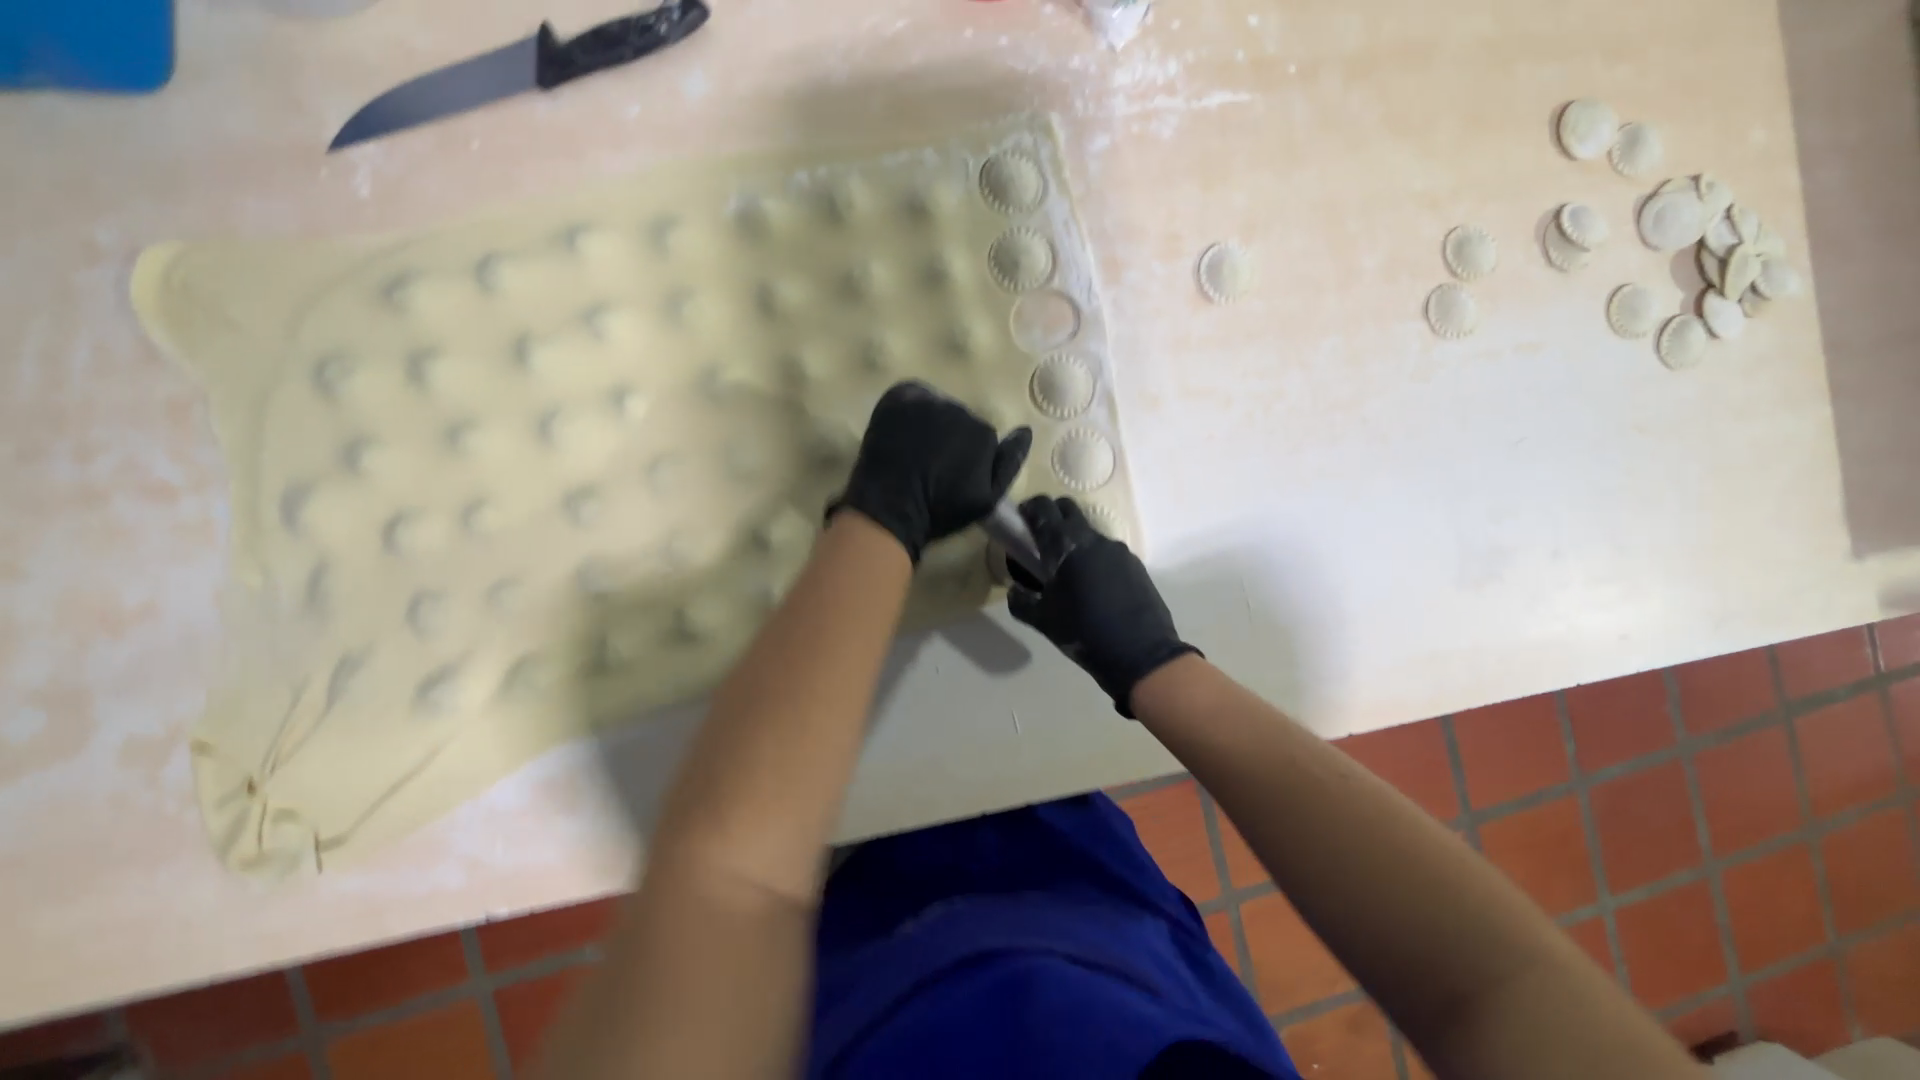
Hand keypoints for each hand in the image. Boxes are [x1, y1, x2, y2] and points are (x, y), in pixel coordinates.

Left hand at [830, 381, 1031, 562]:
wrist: (889, 510)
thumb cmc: (940, 510)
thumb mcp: (988, 499)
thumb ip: (1010, 462)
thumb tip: (1025, 431)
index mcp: (983, 432)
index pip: (981, 437)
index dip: (967, 457)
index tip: (952, 475)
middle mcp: (959, 409)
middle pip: (960, 420)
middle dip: (951, 439)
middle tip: (932, 465)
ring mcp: (926, 401)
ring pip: (937, 409)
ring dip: (931, 424)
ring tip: (915, 450)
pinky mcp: (899, 397)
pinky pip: (912, 395)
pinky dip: (910, 408)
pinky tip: (903, 430)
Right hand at [1007, 496, 1198, 716]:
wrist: (1141, 653)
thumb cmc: (1084, 633)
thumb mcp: (1043, 621)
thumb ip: (1021, 602)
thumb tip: (1015, 591)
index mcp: (1065, 546)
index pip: (1044, 508)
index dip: (1030, 508)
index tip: (1022, 519)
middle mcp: (1092, 539)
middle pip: (1068, 510)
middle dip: (1052, 516)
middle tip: (1041, 539)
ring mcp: (1117, 549)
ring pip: (1089, 532)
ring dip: (1074, 540)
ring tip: (1068, 570)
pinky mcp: (1135, 563)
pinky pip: (1107, 552)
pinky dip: (1094, 558)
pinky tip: (1093, 586)